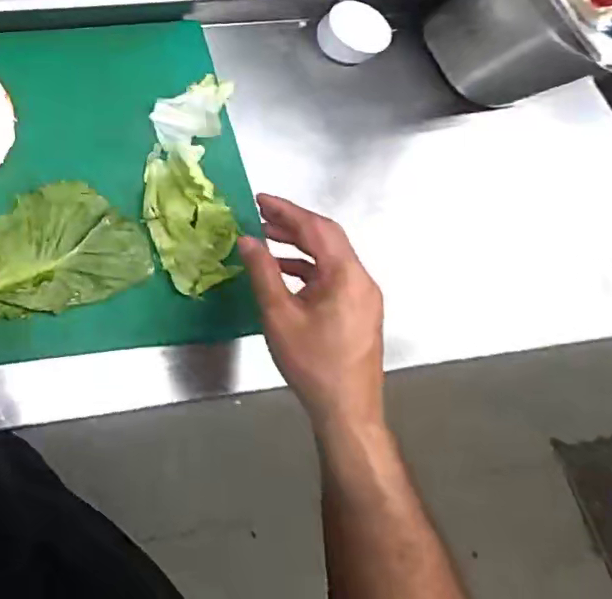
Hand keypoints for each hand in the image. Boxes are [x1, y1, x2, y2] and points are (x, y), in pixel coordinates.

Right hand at [237, 194, 385, 433]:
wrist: (347, 411)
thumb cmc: (312, 363)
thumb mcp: (279, 314)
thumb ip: (263, 272)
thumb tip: (247, 240)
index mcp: (346, 276)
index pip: (316, 228)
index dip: (287, 210)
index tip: (260, 199)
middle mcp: (361, 280)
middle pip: (327, 237)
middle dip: (292, 222)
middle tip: (260, 213)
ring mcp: (363, 296)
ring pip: (330, 256)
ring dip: (299, 243)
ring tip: (266, 238)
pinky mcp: (359, 310)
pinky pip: (332, 274)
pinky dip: (307, 265)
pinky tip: (283, 270)